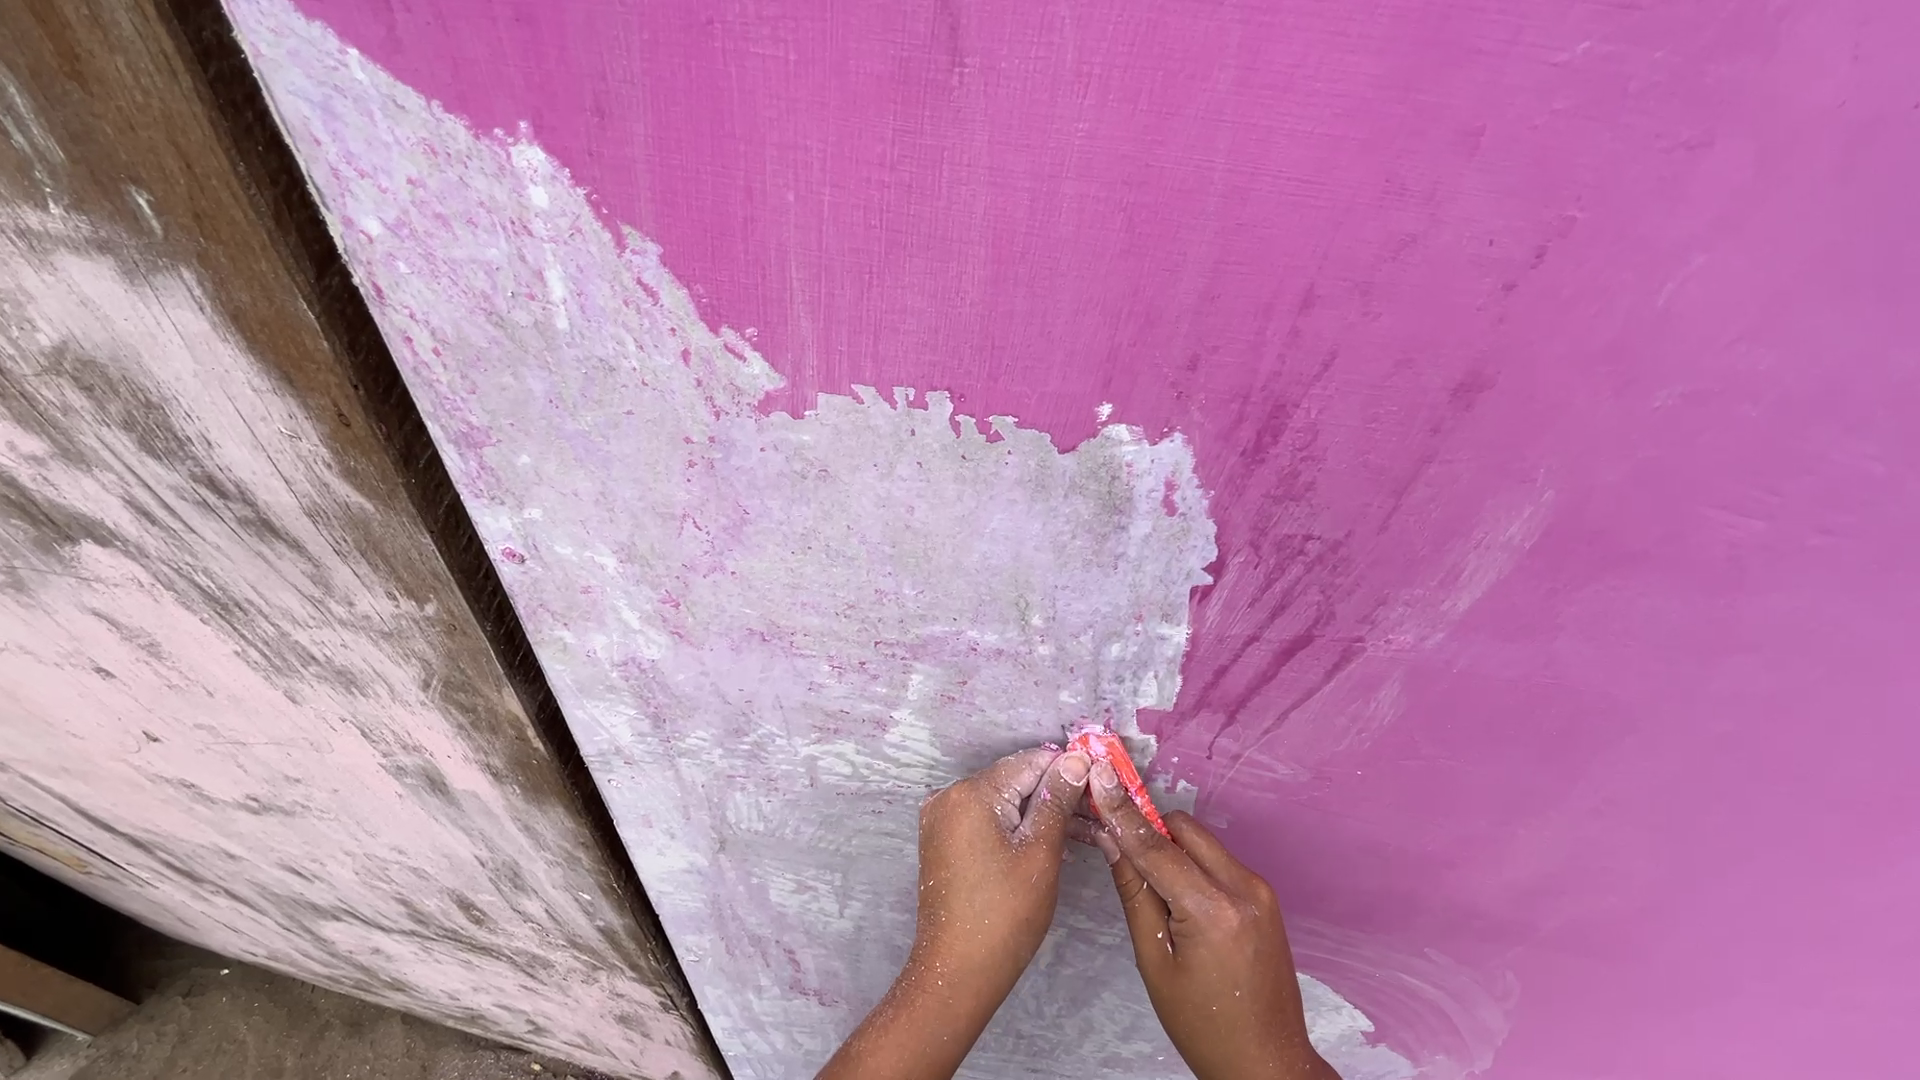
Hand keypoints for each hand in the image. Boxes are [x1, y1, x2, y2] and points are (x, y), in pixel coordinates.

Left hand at [817, 747, 1091, 1079]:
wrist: (957, 972)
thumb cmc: (1005, 915)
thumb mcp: (1040, 852)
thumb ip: (1057, 799)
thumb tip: (1077, 757)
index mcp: (972, 792)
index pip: (1029, 762)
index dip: (1069, 769)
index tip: (1103, 785)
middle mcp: (950, 795)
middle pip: (1015, 779)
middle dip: (1057, 793)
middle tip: (1099, 815)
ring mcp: (943, 818)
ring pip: (1004, 800)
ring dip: (1040, 812)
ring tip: (1085, 832)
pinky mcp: (944, 839)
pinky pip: (987, 818)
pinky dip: (1017, 825)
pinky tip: (1049, 840)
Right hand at [1084, 759, 1336, 1079]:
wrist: (1267, 1063)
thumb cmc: (1202, 1023)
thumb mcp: (1155, 961)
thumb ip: (1134, 894)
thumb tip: (1111, 841)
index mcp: (1212, 910)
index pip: (1155, 846)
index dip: (1122, 811)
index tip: (1099, 777)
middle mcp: (1243, 888)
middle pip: (1184, 828)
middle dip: (1150, 829)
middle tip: (1122, 848)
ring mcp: (1260, 890)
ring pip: (1202, 840)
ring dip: (1172, 846)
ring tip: (1153, 884)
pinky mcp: (1265, 896)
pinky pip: (1219, 860)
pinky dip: (1193, 863)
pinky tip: (1180, 895)